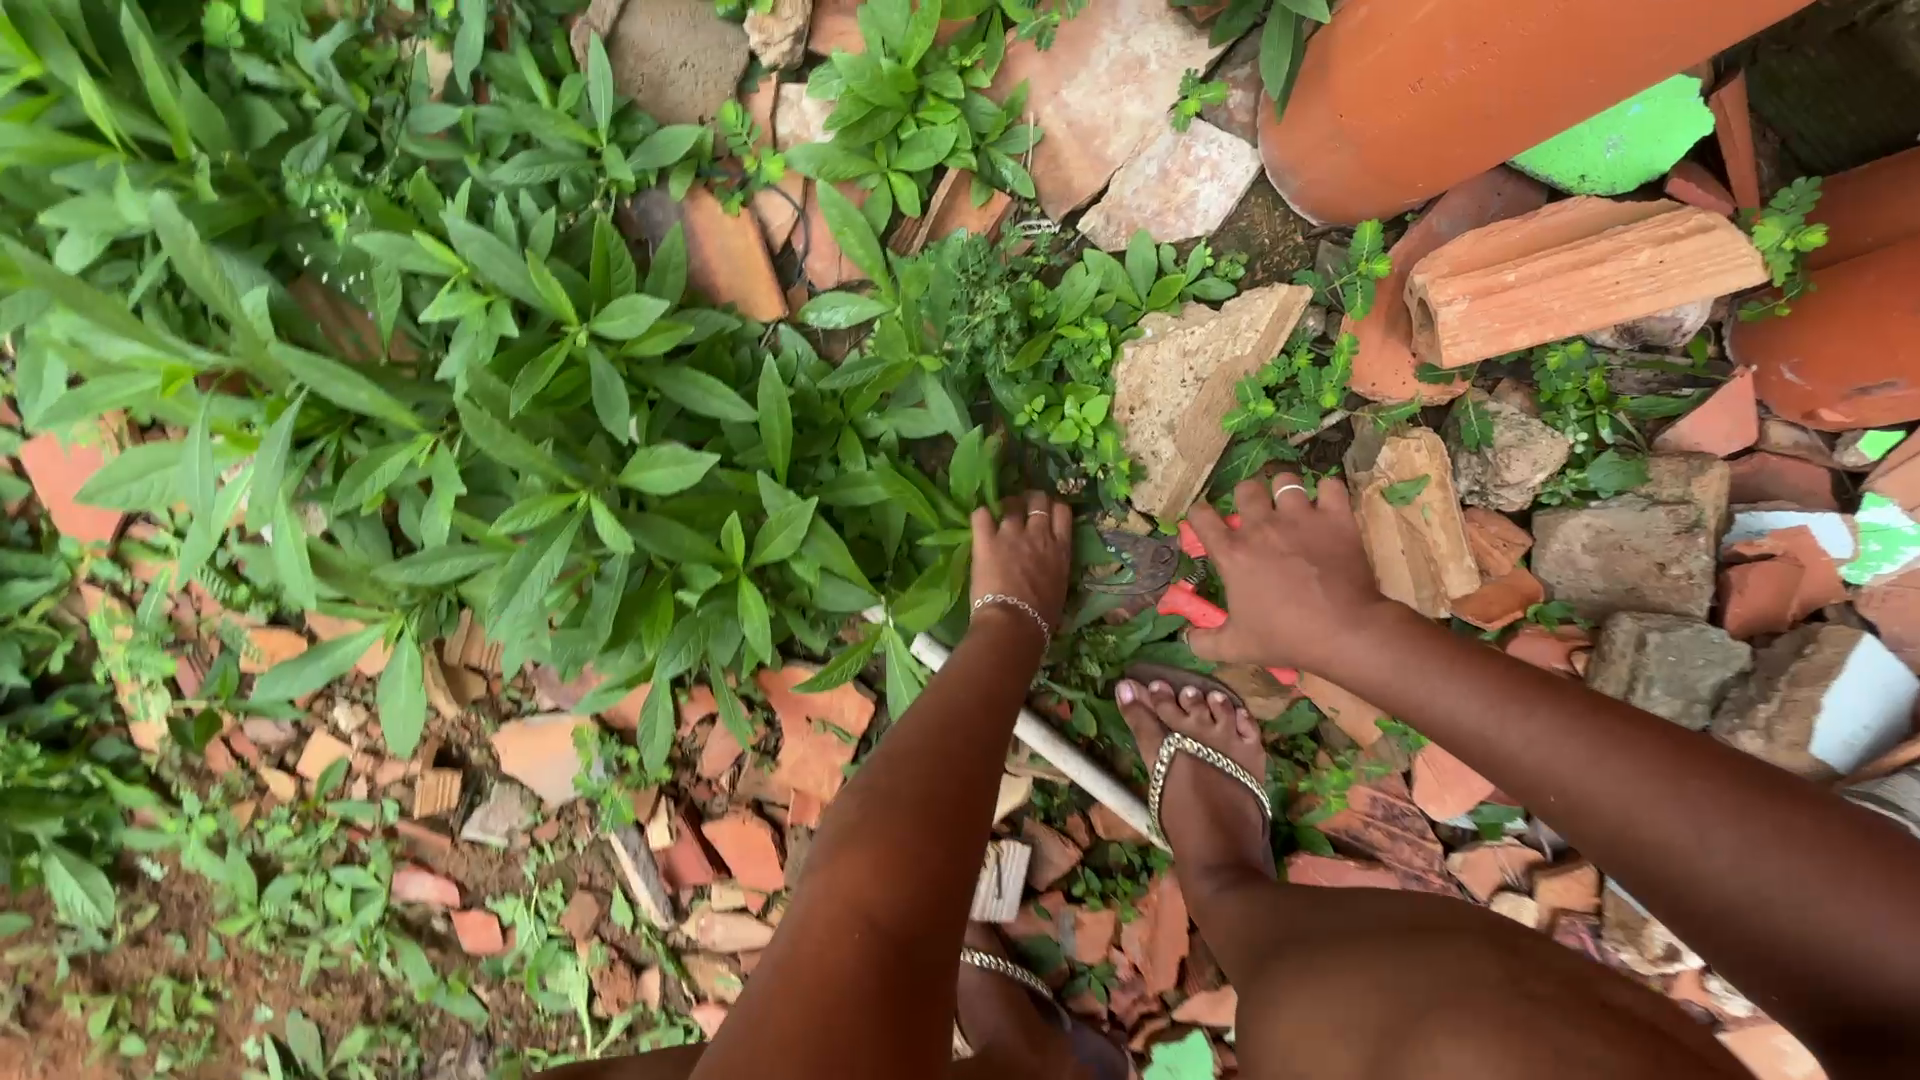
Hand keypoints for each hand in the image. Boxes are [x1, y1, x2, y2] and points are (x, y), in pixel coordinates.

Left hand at [969, 492, 1071, 634]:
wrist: (1015, 622)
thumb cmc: (1041, 617)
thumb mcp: (1059, 588)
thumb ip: (1054, 569)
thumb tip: (1048, 570)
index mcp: (1060, 549)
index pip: (1062, 512)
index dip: (1053, 507)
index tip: (1045, 512)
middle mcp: (1038, 534)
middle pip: (1038, 500)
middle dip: (1030, 500)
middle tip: (1022, 507)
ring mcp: (1011, 534)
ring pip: (1010, 504)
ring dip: (1006, 506)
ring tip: (999, 513)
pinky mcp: (986, 541)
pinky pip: (981, 514)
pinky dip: (980, 515)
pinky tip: (980, 522)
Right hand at [1184, 473, 1395, 674]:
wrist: (1344, 631)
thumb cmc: (1285, 637)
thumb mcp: (1236, 647)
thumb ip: (1204, 642)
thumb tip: (1188, 638)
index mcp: (1232, 554)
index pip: (1201, 517)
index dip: (1200, 515)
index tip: (1206, 520)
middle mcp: (1261, 528)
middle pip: (1245, 489)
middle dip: (1247, 497)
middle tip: (1256, 514)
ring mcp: (1300, 518)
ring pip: (1285, 481)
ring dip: (1285, 492)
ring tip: (1292, 506)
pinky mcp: (1335, 518)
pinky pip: (1329, 486)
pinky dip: (1327, 493)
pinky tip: (1326, 507)